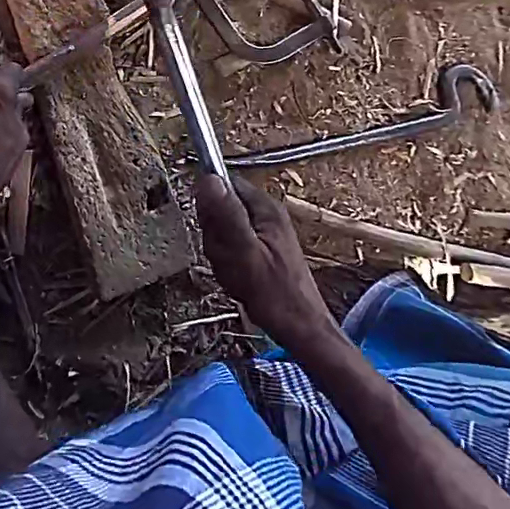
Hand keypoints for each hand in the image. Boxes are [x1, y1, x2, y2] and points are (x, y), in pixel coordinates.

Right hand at [196, 173, 340, 351]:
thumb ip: (226, 214)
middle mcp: (266, 215)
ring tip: (233, 269)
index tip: (211, 229)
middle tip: (227, 255)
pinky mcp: (261, 249)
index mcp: (264, 208)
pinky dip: (227, 261)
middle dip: (214, 233)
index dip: (209, 204)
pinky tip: (237, 276)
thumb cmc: (274, 293)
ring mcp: (264, 232)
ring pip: (222, 229)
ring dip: (219, 250)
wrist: (301, 331)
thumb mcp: (244, 250)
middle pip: (221, 207)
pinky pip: (230, 245)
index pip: (223, 184)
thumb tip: (208, 178)